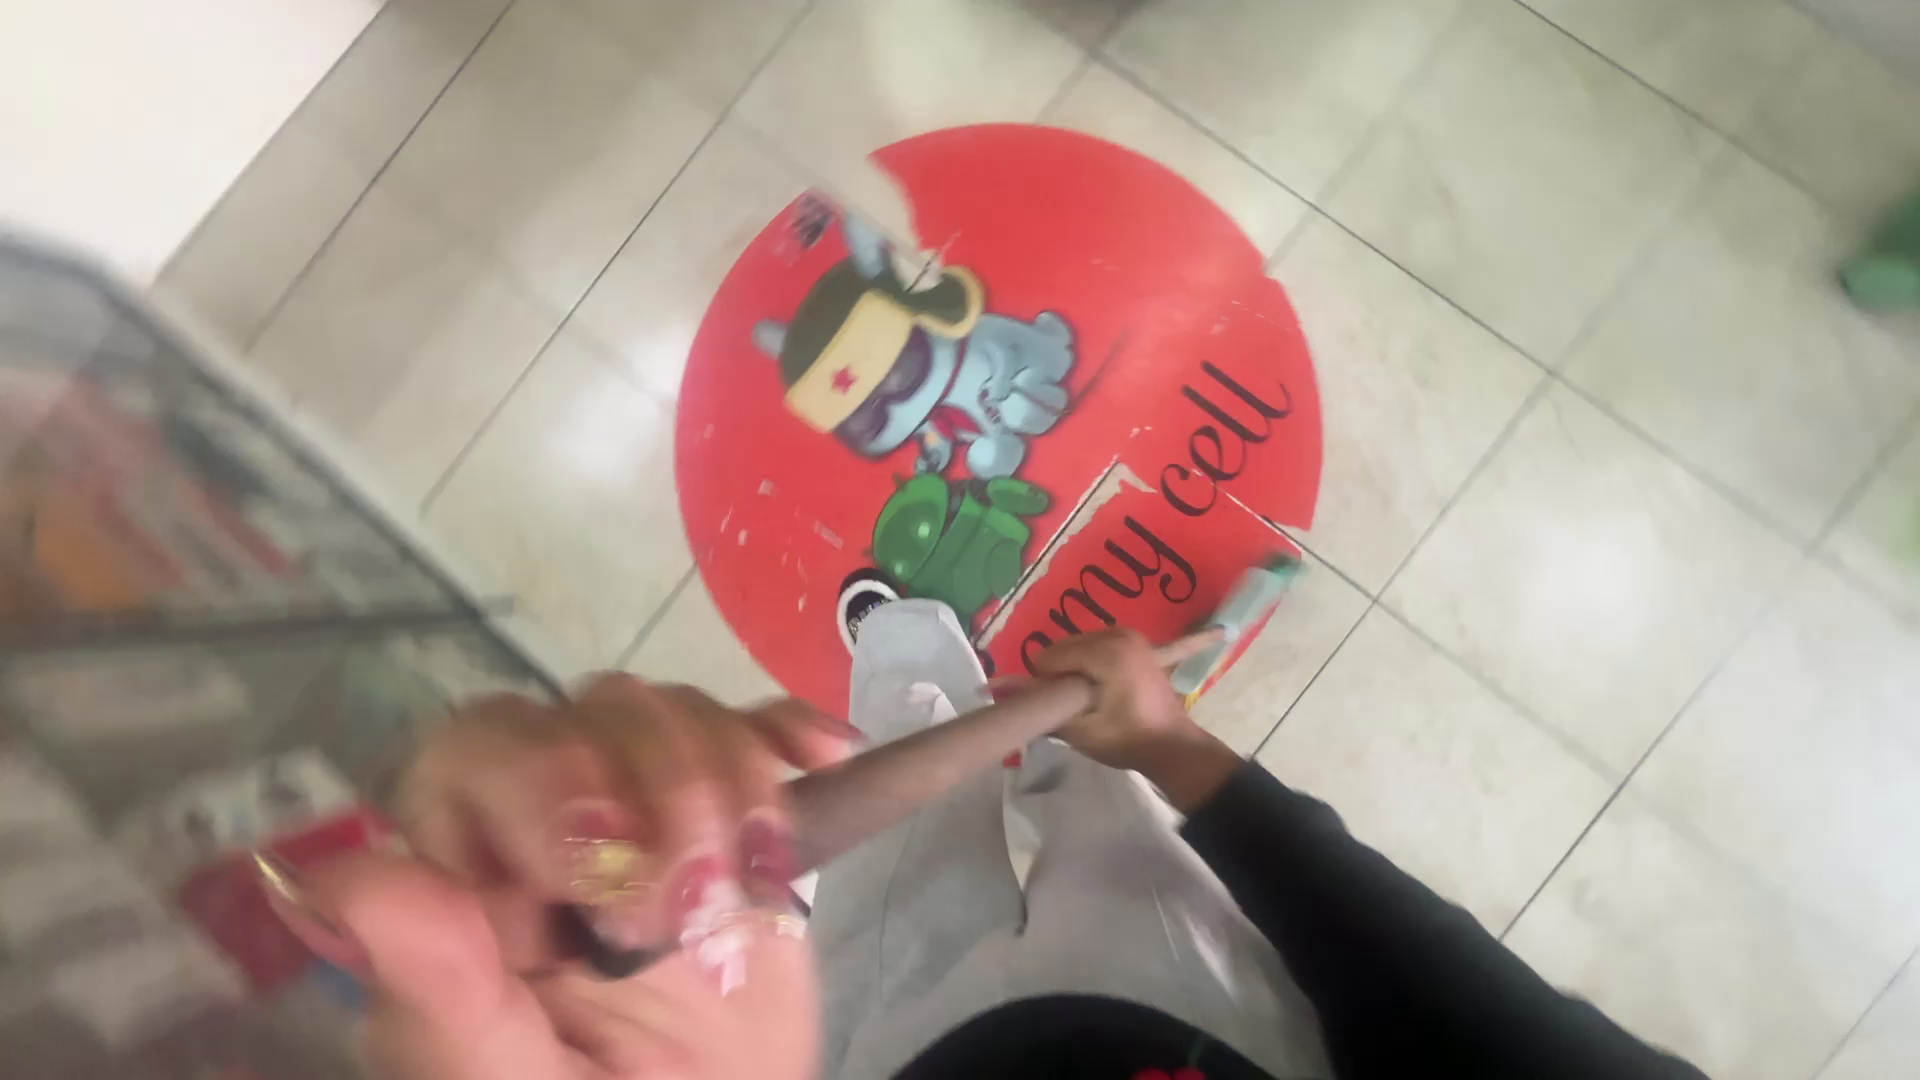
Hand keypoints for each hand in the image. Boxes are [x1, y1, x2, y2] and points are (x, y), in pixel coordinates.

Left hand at [260, 675, 854, 1079]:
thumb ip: (438, 994)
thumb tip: (339, 875)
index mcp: (479, 875)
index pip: (479, 750)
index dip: (541, 778)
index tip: (604, 868)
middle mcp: (562, 814)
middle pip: (596, 711)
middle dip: (660, 787)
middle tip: (692, 901)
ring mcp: (658, 798)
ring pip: (681, 711)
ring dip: (730, 778)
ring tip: (750, 887)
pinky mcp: (739, 797)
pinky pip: (763, 724)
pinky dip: (794, 731)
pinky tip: (827, 757)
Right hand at [1030, 629, 1240, 812]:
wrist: (1173, 747)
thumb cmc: (1127, 740)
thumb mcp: (1079, 729)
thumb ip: (1037, 705)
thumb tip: (993, 689)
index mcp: (1107, 651)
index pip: (1051, 657)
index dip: (1046, 684)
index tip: (1061, 708)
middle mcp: (1118, 633)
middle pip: (1063, 647)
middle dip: (1060, 674)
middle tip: (1073, 706)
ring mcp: (1128, 634)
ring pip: (1077, 644)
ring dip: (1073, 668)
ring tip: (1087, 698)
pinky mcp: (1134, 641)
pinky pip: (1094, 644)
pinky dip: (1088, 661)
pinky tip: (1097, 685)